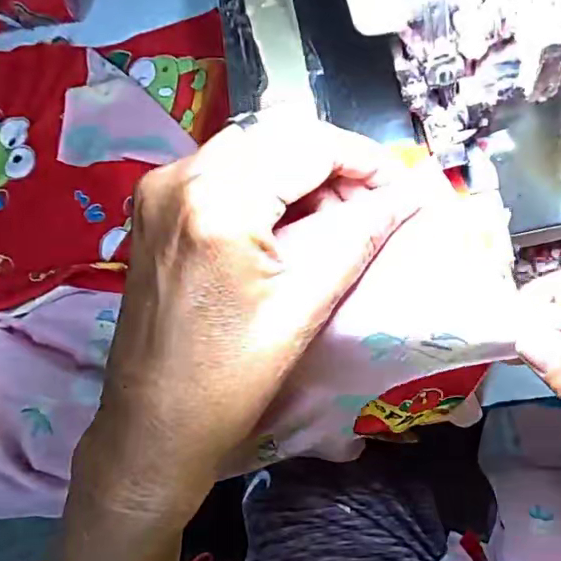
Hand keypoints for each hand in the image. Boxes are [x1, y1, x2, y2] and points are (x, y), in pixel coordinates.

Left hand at [78, 119, 429, 522]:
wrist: (153, 424)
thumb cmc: (229, 381)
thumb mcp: (304, 308)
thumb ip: (359, 237)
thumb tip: (408, 197)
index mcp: (218, 205)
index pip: (307, 145)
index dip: (363, 158)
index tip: (398, 187)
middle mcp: (179, 180)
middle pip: (276, 136)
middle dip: (332, 162)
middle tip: (369, 204)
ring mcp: (158, 191)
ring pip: (249, 147)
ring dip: (298, 170)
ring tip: (333, 217)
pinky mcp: (152, 207)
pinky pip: (220, 169)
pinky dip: (263, 182)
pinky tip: (286, 221)